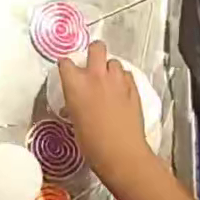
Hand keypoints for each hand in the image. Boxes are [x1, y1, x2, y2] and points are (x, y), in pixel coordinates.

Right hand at [56, 43, 167, 195]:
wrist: (120, 152)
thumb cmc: (91, 142)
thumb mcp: (75, 120)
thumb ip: (75, 103)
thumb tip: (75, 102)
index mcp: (76, 84)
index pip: (66, 62)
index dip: (66, 65)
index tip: (67, 71)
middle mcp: (96, 76)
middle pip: (96, 47)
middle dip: (93, 52)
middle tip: (92, 64)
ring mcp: (117, 81)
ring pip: (114, 61)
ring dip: (109, 68)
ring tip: (107, 81)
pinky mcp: (133, 88)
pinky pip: (126, 74)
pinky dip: (122, 79)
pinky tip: (119, 91)